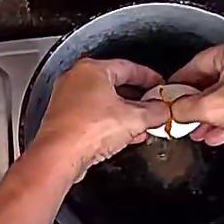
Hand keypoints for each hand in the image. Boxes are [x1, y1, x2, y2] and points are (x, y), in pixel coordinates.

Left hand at [29, 57, 169, 176]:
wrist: (59, 155)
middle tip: (152, 106)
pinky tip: (123, 136)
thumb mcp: (134, 119)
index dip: (148, 77)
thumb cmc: (87, 130)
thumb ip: (154, 112)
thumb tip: (163, 111)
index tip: (159, 84)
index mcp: (92, 70)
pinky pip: (92, 117)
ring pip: (103, 102)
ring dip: (124, 114)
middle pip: (114, 84)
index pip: (128, 67)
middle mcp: (76, 80)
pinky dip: (109, 123)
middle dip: (137, 99)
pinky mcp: (63, 120)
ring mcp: (67, 99)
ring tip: (141, 124)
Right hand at [168, 35, 223, 147]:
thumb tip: (173, 110)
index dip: (179, 83)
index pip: (196, 63)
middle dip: (197, 103)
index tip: (170, 96)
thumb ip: (186, 108)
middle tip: (184, 116)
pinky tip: (221, 132)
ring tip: (201, 129)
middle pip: (213, 78)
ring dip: (214, 113)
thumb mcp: (213, 108)